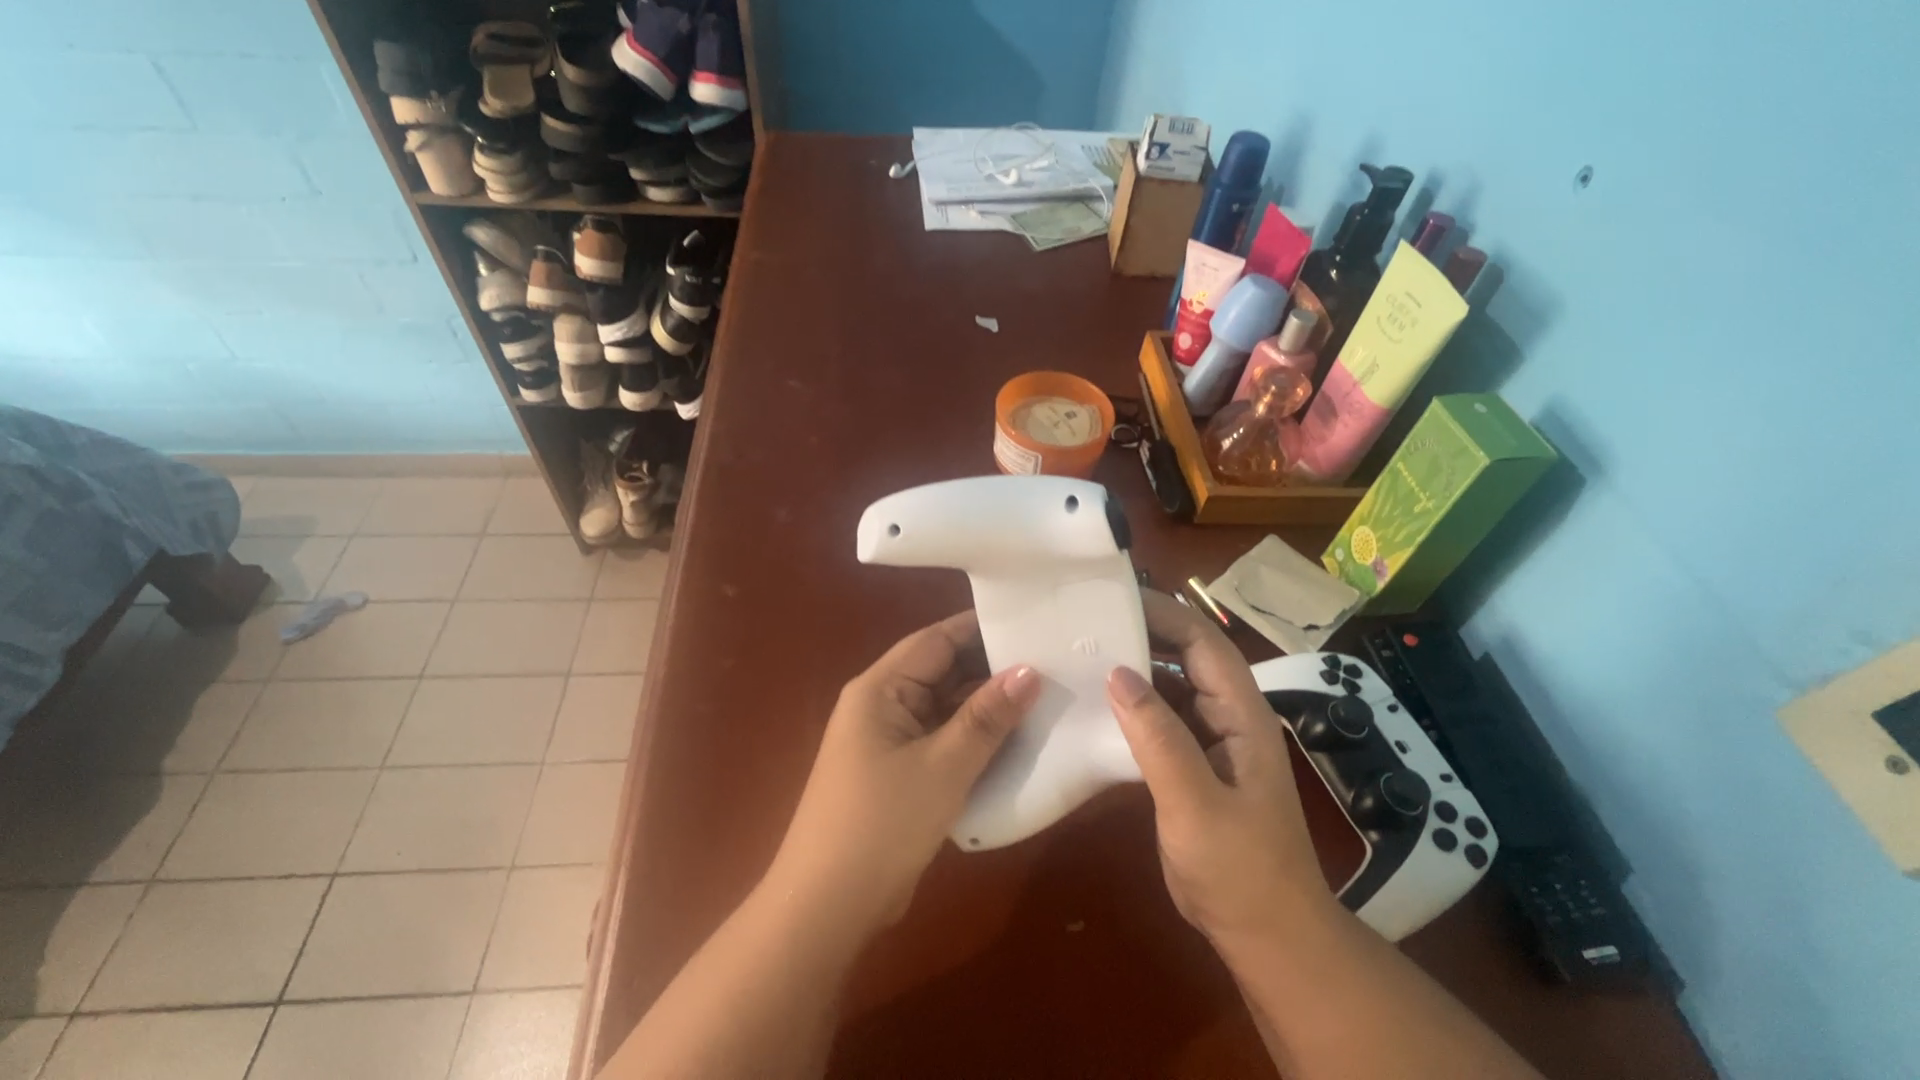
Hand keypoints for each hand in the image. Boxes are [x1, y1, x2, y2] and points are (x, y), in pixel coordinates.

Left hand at [766, 611, 1042, 935]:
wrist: (829, 906)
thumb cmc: (881, 824)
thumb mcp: (942, 766)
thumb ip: (987, 717)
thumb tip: (1030, 670)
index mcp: (880, 689)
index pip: (937, 640)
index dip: (985, 629)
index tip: (1038, 623)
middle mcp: (882, 706)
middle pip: (943, 672)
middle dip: (995, 669)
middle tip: (1058, 662)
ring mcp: (891, 743)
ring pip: (947, 710)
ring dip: (990, 708)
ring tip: (1051, 697)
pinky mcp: (902, 776)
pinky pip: (945, 743)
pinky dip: (977, 741)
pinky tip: (1020, 743)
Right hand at [1108, 591, 1333, 943]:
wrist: (1267, 934)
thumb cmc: (1241, 869)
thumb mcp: (1195, 803)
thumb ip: (1158, 737)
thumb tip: (1118, 673)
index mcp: (1242, 716)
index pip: (1203, 644)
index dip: (1163, 614)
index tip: (1111, 597)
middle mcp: (1229, 719)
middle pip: (1187, 659)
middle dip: (1144, 634)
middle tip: (1085, 620)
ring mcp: (1212, 745)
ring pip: (1172, 691)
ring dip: (1134, 671)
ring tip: (1081, 654)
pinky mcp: (1194, 770)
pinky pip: (1161, 725)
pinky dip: (1131, 711)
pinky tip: (1093, 711)